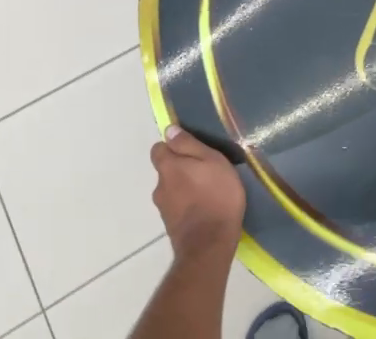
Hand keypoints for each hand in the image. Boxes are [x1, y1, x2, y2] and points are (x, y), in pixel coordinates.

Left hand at [150, 125, 245, 259]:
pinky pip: (177, 206)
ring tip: (208, 191)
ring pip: (172, 189)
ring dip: (185, 187)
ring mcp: (163, 208)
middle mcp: (160, 187)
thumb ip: (189, 145)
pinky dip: (187, 204)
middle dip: (181, 168)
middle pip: (166, 170)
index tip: (193, 150)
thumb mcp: (211, 161)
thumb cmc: (216, 196)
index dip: (174, 146)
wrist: (210, 245)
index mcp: (168, 167)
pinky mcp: (170, 225)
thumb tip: (170, 130)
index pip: (159, 148)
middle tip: (206, 171)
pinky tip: (205, 208)